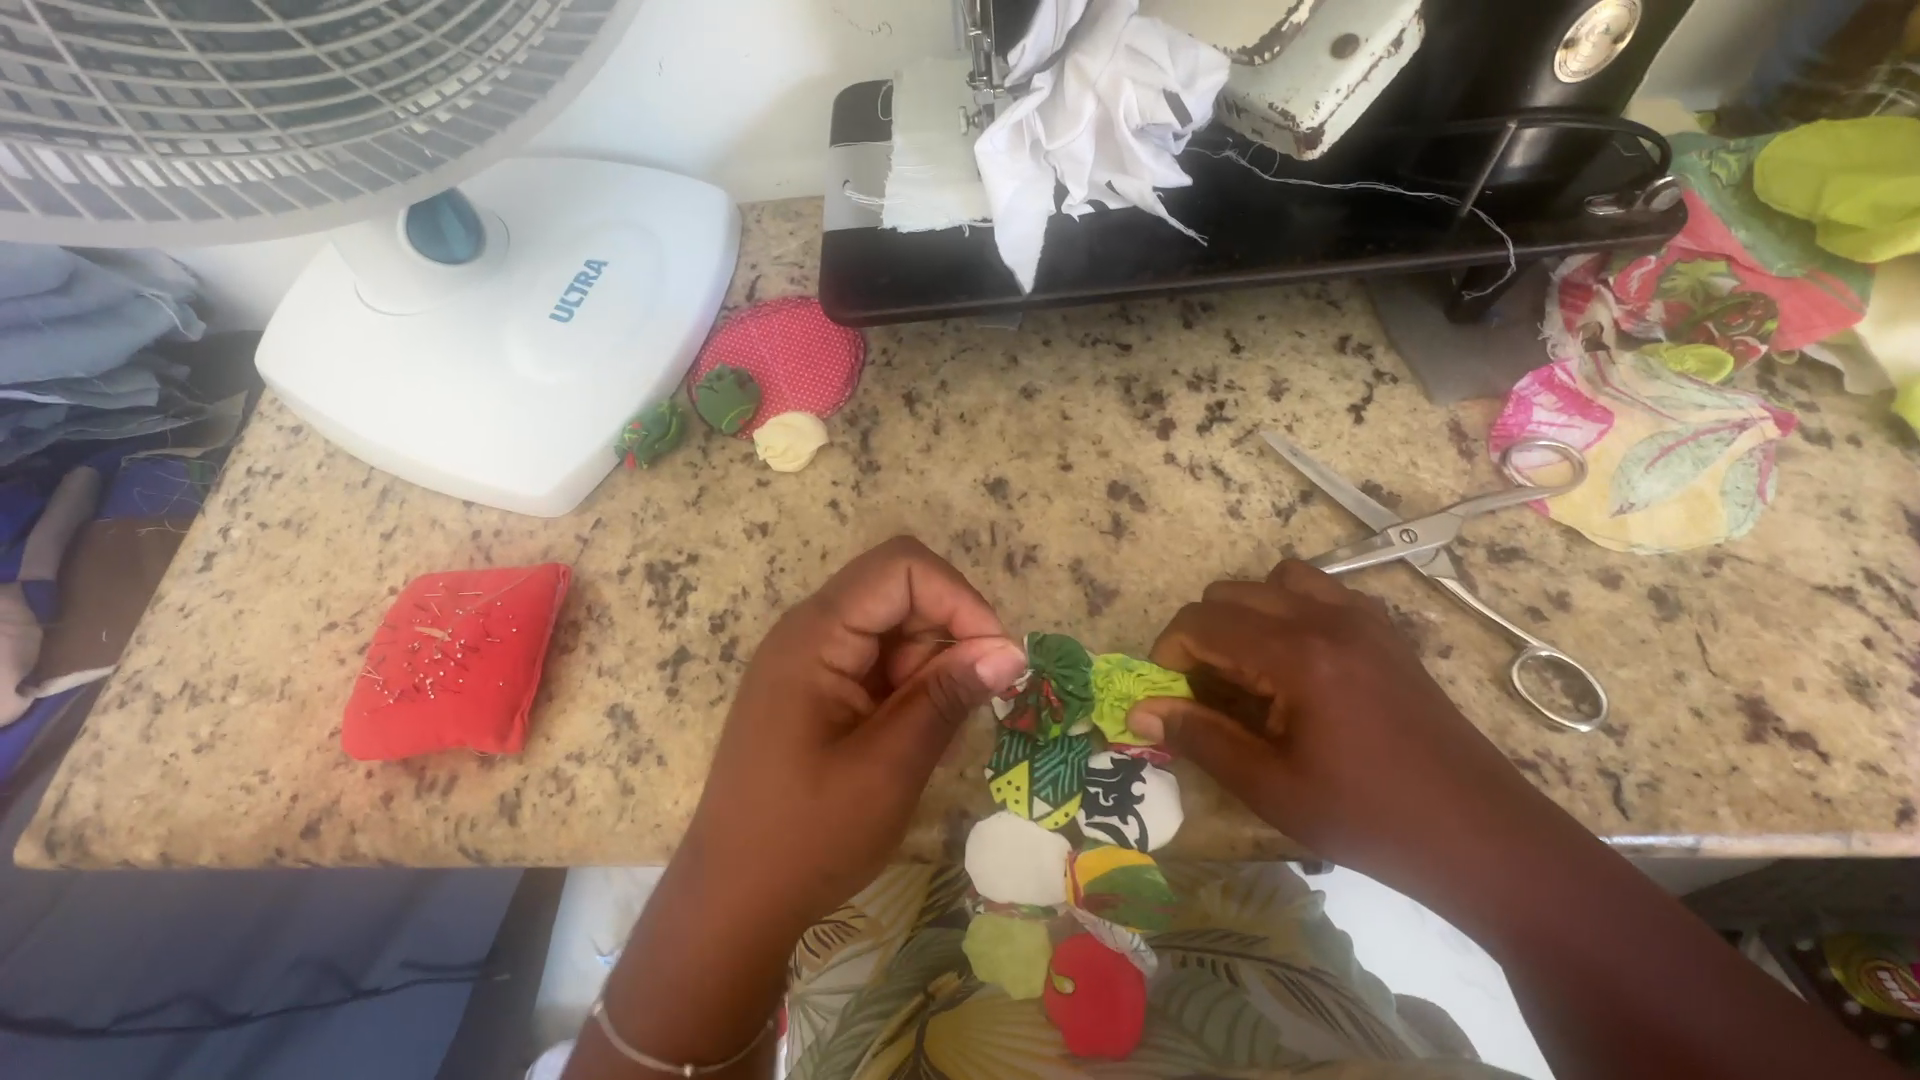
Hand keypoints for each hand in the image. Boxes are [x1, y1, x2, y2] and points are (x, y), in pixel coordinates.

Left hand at [680, 536, 1026, 932]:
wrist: (732, 901)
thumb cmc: (807, 837)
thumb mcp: (889, 766)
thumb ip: (947, 697)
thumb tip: (1011, 650)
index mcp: (815, 635)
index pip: (902, 567)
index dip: (959, 598)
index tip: (995, 659)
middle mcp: (809, 632)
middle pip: (899, 592)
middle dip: (948, 636)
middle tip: (966, 706)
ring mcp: (809, 662)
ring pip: (894, 629)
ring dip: (931, 669)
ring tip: (935, 738)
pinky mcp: (815, 691)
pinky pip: (877, 665)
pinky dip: (910, 691)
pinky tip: (914, 742)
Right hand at [1125, 560, 1551, 892]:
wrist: (1479, 834)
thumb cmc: (1368, 818)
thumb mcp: (1270, 788)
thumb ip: (1200, 737)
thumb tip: (1139, 712)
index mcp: (1297, 656)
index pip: (1203, 620)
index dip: (1169, 651)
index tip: (1168, 693)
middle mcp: (1328, 619)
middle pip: (1233, 592)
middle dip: (1204, 633)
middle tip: (1208, 691)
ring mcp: (1365, 620)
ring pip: (1279, 580)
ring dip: (1249, 613)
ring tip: (1253, 670)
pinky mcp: (1389, 633)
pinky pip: (1325, 592)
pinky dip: (1294, 609)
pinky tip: (1301, 665)